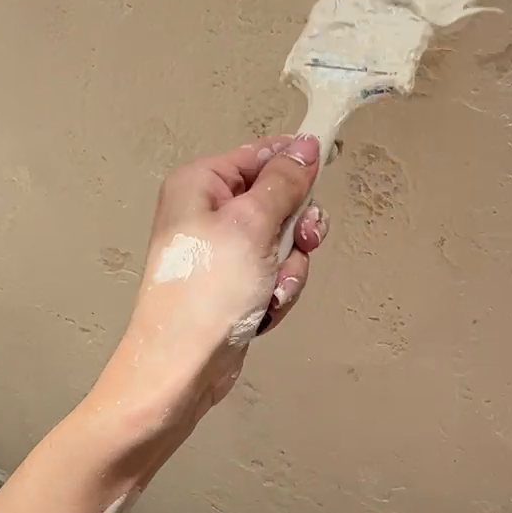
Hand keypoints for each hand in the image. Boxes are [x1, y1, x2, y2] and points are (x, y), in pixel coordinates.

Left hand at [91, 135, 328, 432]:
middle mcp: (207, 213)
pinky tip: (263, 309)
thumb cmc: (205, 293)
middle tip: (299, 243)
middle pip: (279, 200)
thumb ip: (283, 182)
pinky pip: (275, 274)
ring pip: (284, 243)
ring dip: (288, 270)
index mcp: (200, 184)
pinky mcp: (235, 284)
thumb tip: (305, 146)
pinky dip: (278, 292)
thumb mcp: (252, 225)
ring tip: (270, 290)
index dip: (295, 163)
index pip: (260, 154)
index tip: (328, 165)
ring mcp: (222, 252)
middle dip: (294, 231)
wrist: (183, 366)